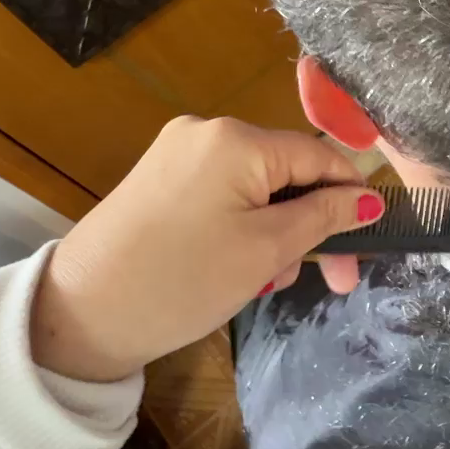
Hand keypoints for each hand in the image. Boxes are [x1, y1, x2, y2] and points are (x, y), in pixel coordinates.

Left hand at [30, 116, 382, 381]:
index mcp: (235, 139)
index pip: (318, 155)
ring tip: (270, 282)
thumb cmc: (183, 281)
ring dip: (279, 232)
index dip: (352, 196)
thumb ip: (325, 216)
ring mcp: (178, 154)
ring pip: (258, 188)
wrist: (78, 316)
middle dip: (313, 225)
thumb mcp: (267, 250)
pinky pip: (225, 195)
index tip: (369, 244)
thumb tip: (371, 198)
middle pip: (288, 172)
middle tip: (333, 281)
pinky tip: (242, 266)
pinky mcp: (160, 180)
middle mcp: (205, 132)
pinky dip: (245, 227)